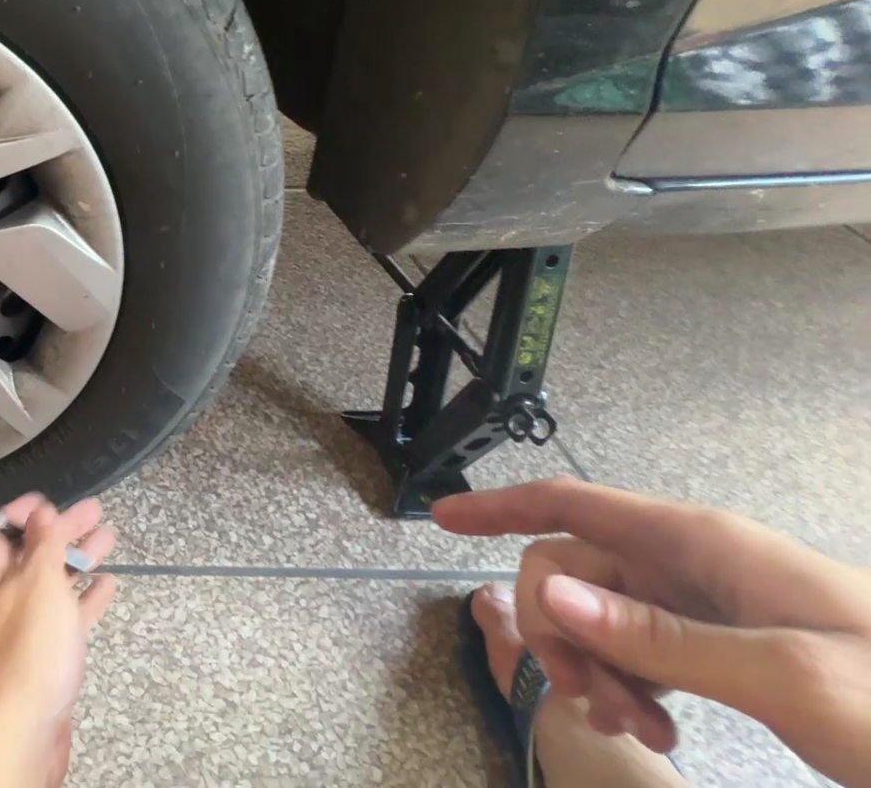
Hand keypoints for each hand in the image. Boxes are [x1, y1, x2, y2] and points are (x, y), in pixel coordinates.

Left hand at [0, 494, 117, 786]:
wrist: (18, 727)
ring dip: (79, 558)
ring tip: (109, 538)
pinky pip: (65, 613)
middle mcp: (1, 592)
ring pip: (52, 579)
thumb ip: (42, 543)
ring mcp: (21, 623)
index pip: (0, 525)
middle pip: (32, 549)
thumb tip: (41, 511)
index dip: (26, 510)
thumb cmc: (25, 649)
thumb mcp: (37, 580)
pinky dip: (85, 597)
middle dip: (63, 530)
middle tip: (94, 512)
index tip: (52, 500)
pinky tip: (106, 585)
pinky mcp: (42, 651)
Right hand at [434, 477, 870, 783]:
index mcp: (697, 543)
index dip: (497, 504)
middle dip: (561, 630)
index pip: (569, 503)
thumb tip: (546, 591)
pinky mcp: (719, 643)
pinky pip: (635, 648)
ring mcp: (703, 603)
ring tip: (632, 724)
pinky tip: (650, 725)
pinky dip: (624, 684)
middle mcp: (689, 563)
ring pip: (598, 614)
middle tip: (582, 694)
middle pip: (573, 570)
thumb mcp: (790, 676)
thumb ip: (659, 635)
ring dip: (594, 667)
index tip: (440, 518)